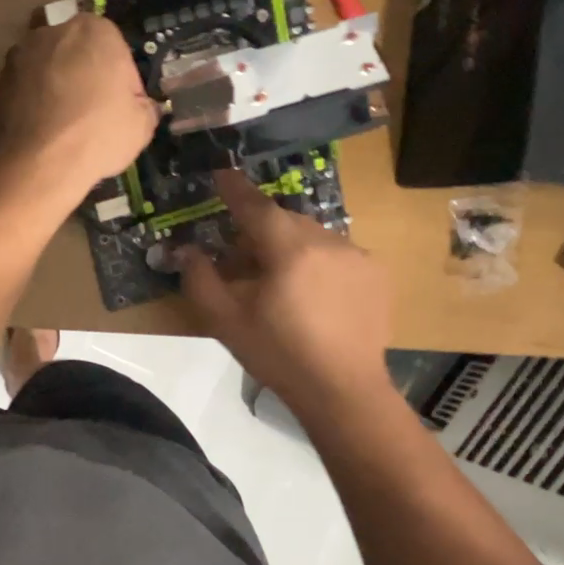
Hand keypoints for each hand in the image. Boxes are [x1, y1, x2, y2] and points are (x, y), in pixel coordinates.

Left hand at [0, 15, 158, 191]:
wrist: (37, 167)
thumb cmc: (97, 135)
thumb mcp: (141, 124)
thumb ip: (142, 107)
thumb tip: (140, 109)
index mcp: (92, 30)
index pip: (113, 50)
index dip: (119, 82)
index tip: (118, 109)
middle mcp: (48, 35)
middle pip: (71, 57)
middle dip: (80, 80)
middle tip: (88, 119)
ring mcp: (13, 62)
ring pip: (40, 76)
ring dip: (49, 95)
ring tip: (58, 133)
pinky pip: (16, 99)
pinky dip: (24, 114)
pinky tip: (34, 142)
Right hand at [178, 170, 393, 414]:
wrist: (341, 389)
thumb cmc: (277, 354)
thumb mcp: (225, 320)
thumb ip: (200, 279)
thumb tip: (187, 250)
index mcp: (290, 250)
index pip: (256, 207)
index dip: (235, 189)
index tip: (220, 174)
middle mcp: (329, 242)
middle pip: (284, 221)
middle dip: (259, 231)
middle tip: (237, 258)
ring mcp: (358, 257)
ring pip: (312, 237)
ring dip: (288, 247)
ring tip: (274, 281)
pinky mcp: (376, 275)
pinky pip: (337, 255)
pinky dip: (317, 263)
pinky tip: (309, 295)